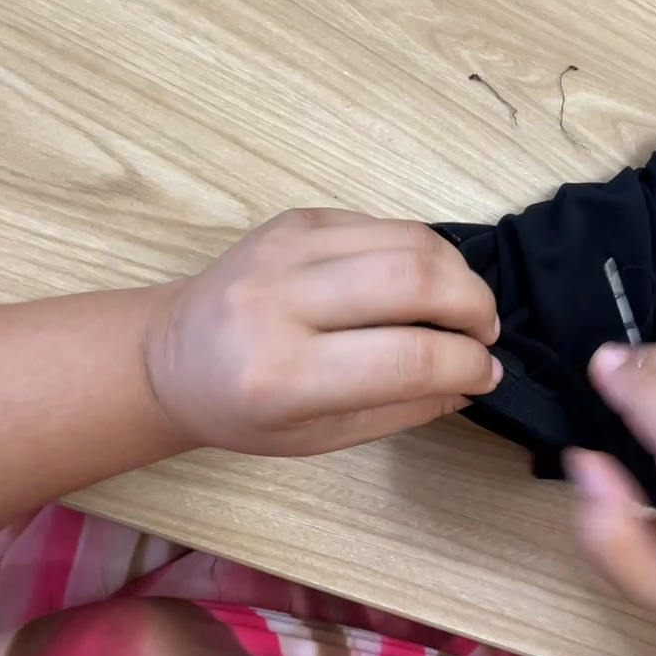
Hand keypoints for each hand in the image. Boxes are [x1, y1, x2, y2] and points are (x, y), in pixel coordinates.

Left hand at [144, 209, 500, 456]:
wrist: (166, 355)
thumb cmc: (244, 412)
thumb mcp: (323, 436)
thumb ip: (406, 407)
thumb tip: (476, 378)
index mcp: (283, 375)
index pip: (409, 357)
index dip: (468, 363)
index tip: (488, 372)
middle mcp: (280, 300)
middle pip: (415, 281)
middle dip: (475, 305)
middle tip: (485, 331)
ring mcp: (286, 248)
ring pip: (410, 240)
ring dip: (458, 273)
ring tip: (464, 304)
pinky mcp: (297, 219)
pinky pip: (387, 224)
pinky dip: (424, 253)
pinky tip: (422, 283)